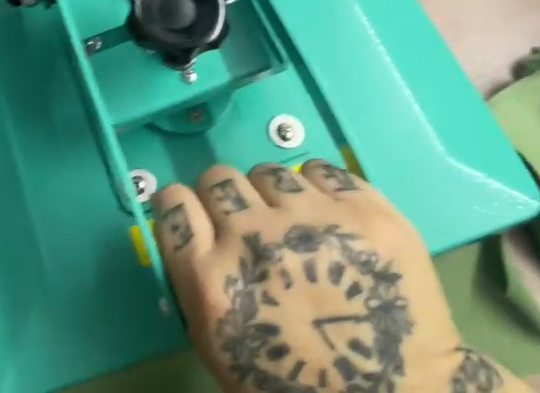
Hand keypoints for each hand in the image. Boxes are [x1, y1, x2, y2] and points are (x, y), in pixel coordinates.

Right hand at [152, 161, 523, 392]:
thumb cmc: (298, 389)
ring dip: (271, 193)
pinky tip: (326, 212)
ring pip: (269, 171)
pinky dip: (317, 186)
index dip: (180, 206)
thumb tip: (196, 239)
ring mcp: (311, 219)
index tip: (192, 214)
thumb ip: (202, 287)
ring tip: (292, 219)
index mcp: (213, 280)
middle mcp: (254, 237)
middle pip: (218, 179)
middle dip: (224, 196)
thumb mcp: (224, 351)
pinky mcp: (365, 211)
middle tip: (245, 220)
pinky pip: (321, 169)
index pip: (174, 205)